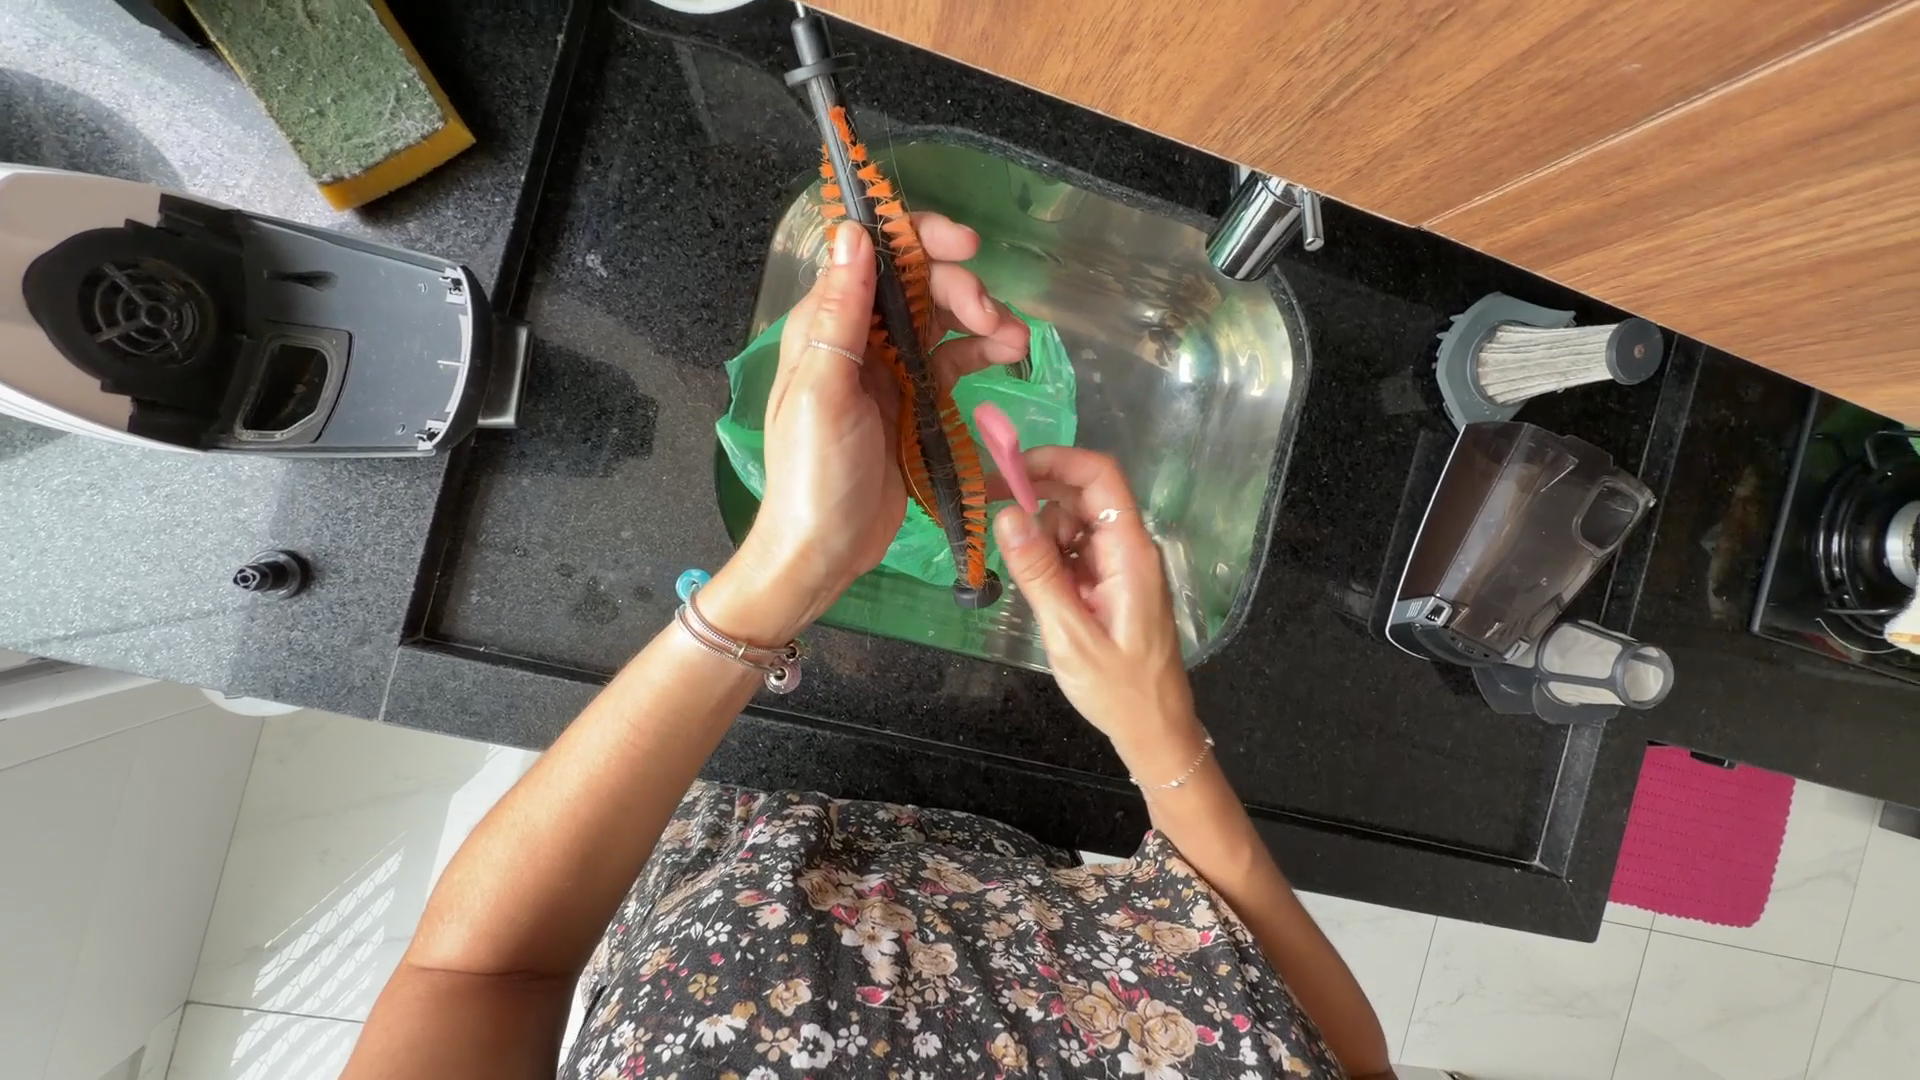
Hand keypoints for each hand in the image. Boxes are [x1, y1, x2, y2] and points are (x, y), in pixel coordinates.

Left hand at [705, 216, 1028, 645]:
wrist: (825, 549)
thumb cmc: (814, 474)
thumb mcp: (822, 393)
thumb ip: (839, 316)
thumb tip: (853, 232)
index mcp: (827, 326)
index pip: (873, 256)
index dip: (920, 240)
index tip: (966, 247)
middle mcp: (859, 340)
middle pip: (917, 287)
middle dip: (960, 290)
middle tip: (992, 320)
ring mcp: (890, 373)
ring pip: (942, 324)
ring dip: (981, 321)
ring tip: (1014, 343)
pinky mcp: (915, 404)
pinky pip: (953, 364)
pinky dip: (981, 354)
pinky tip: (1008, 357)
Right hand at [991, 447, 1205, 770]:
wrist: (1154, 730)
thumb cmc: (1118, 688)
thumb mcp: (1070, 633)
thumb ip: (1038, 573)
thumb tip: (1006, 514)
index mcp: (1129, 552)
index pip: (1100, 477)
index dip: (1056, 460)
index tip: (1007, 469)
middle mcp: (1129, 548)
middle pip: (1083, 495)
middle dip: (1036, 492)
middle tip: (986, 506)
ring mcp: (1120, 565)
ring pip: (1075, 522)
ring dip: (1041, 532)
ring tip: (1022, 572)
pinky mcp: (1110, 582)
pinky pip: (1076, 551)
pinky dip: (1050, 557)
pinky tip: (1039, 585)